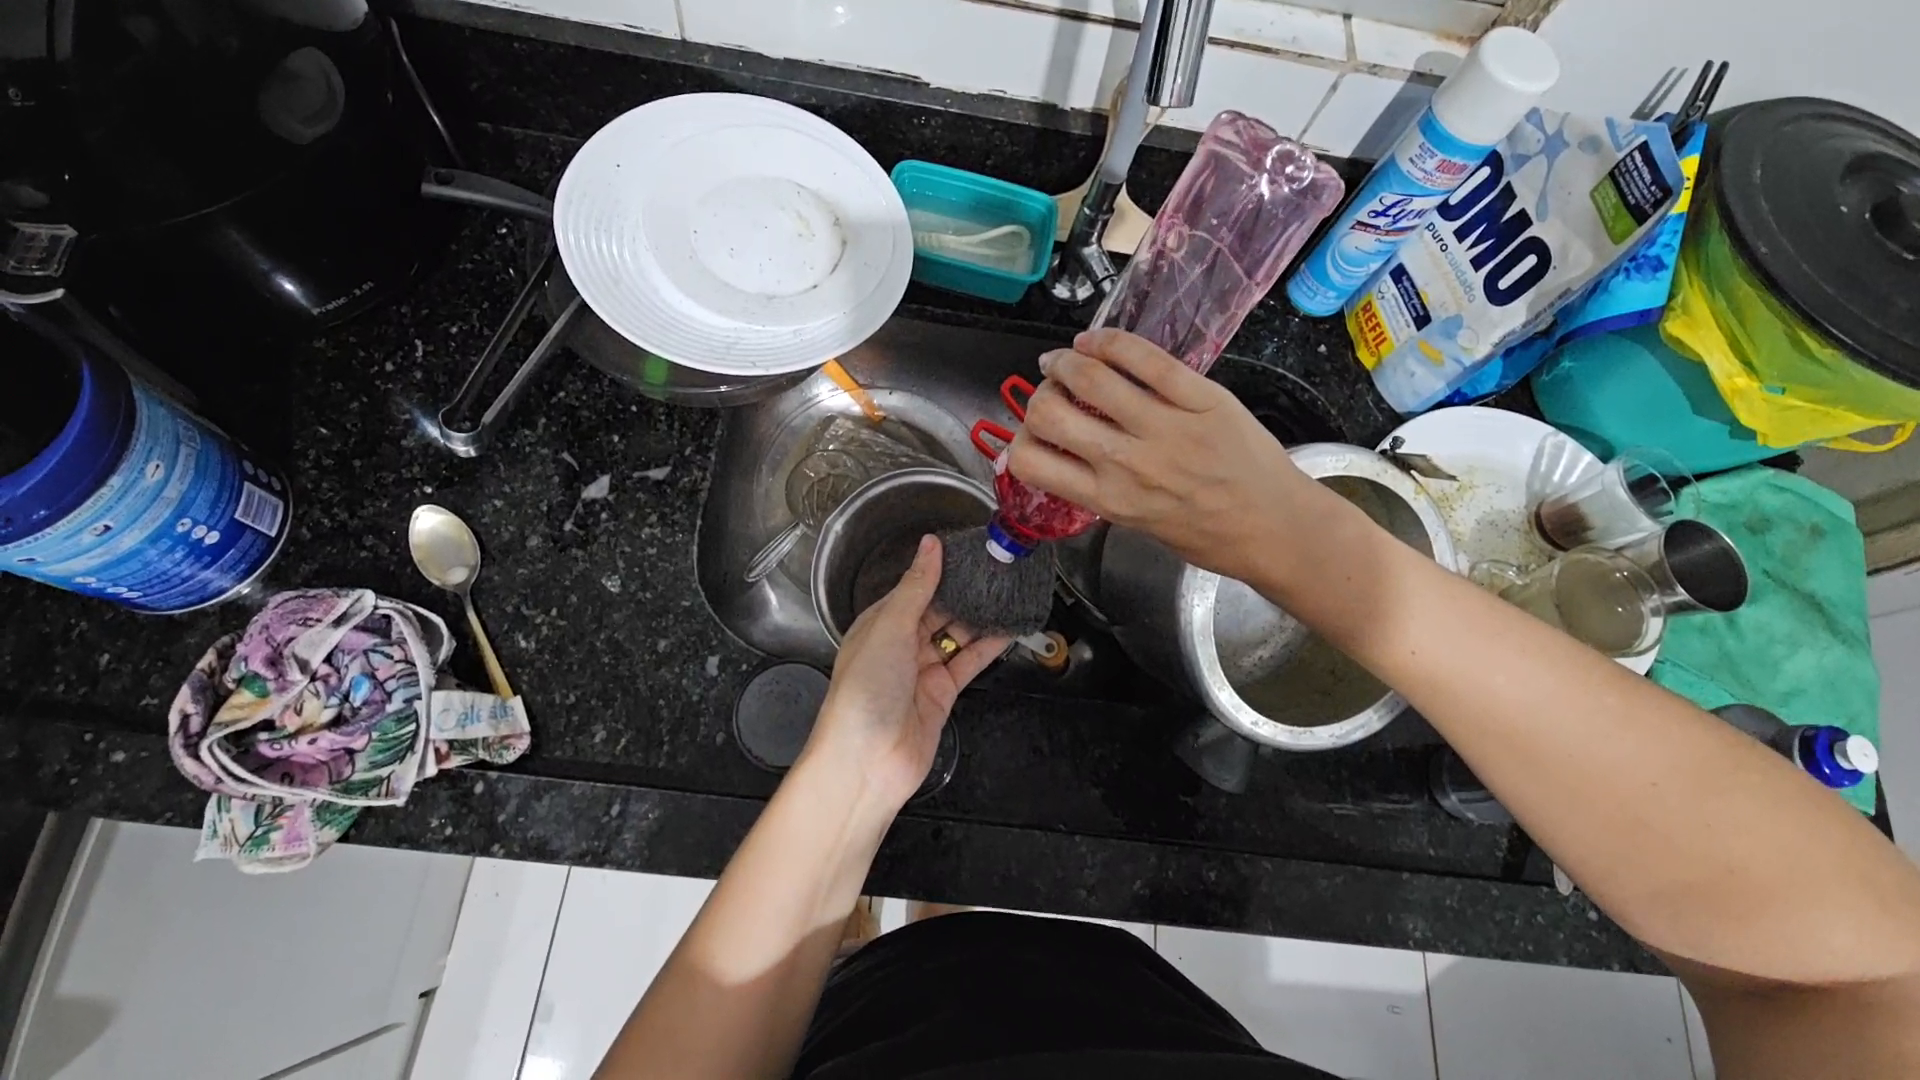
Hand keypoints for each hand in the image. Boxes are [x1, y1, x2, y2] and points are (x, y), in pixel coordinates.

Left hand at [805, 535, 1007, 810]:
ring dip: (980, 617)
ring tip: (1010, 592)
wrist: (866, 762)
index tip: (971, 551)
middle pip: (937, 611)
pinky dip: (989, 647)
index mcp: (879, 624)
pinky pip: (969, 662)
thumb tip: (930, 544)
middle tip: (999, 569)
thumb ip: (915, 587)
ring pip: (956, 636)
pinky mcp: (943, 694)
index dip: (939, 570)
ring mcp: (922, 670)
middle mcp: (899, 644)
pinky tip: (1010, 629)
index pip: (913, 588)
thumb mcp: (889, 628)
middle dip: (964, 593)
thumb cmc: (866, 689)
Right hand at [1008, 328, 1320, 583]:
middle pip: (1048, 414)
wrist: (1277, 529)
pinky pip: (1145, 358)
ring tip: (1064, 360)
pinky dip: (1109, 342)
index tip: (1031, 436)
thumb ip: (1101, 492)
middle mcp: (1126, 463)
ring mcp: (1165, 426)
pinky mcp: (1200, 397)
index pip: (1030, 463)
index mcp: (1109, 500)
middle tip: (1051, 393)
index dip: (1017, 443)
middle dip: (1038, 398)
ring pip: (1089, 377)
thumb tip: (1068, 458)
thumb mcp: (1139, 527)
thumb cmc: (1209, 536)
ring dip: (1064, 361)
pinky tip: (1096, 342)